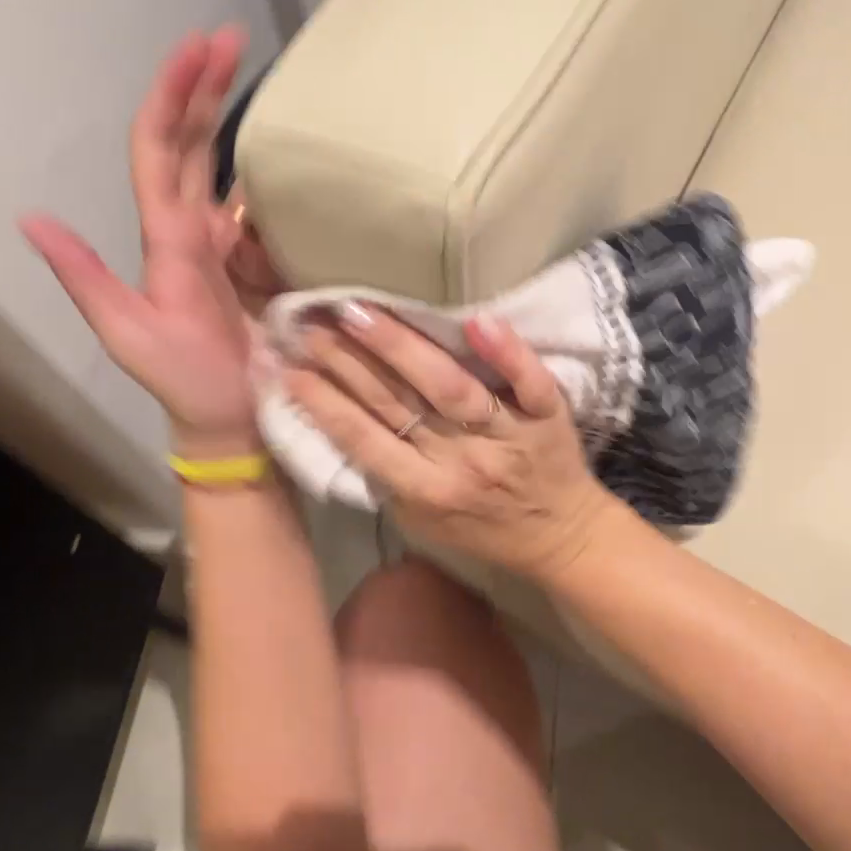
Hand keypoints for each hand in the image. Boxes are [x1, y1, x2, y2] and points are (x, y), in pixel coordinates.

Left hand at [21, 27, 257, 454]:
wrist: (229, 422)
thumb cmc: (182, 381)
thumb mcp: (125, 331)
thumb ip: (84, 275)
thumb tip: (30, 218)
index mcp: (163, 239)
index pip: (159, 152)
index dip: (172, 98)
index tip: (196, 50)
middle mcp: (189, 233)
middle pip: (190, 147)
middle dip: (204, 88)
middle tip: (231, 35)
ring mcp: (227, 248)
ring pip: (221, 168)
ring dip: (230, 117)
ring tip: (251, 67)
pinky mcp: (259, 266)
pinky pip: (259, 209)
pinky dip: (263, 172)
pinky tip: (277, 146)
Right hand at [284, 307, 617, 581]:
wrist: (561, 538)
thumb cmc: (481, 528)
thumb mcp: (420, 521)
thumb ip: (385, 477)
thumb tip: (338, 421)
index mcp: (425, 491)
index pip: (363, 439)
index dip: (323, 403)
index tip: (289, 368)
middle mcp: (461, 460)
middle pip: (396, 402)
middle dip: (345, 361)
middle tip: (310, 323)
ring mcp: (505, 435)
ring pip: (448, 386)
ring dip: (399, 346)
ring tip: (357, 312)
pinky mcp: (547, 414)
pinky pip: (528, 381)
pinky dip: (505, 353)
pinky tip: (477, 320)